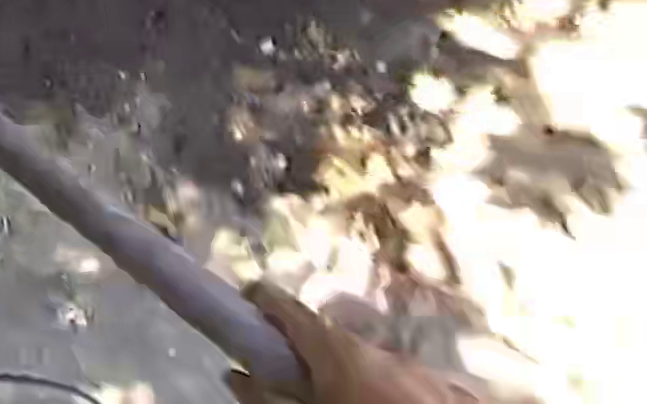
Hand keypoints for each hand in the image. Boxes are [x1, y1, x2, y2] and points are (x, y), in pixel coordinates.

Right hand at [227, 283, 479, 403]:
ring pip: (376, 363)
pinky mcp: (461, 396)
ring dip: (360, 375)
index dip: (258, 301)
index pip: (280, 301)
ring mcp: (425, 374)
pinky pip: (418, 385)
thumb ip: (267, 398)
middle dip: (314, 350)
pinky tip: (395, 403)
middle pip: (331, 336)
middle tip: (303, 376)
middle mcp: (375, 348)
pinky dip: (401, 392)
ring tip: (356, 398)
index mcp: (333, 346)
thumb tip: (232, 374)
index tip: (246, 312)